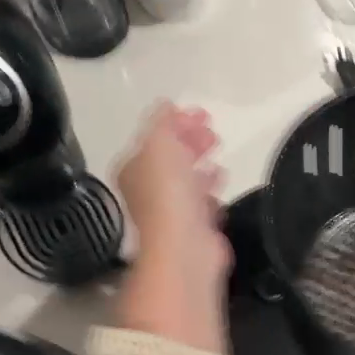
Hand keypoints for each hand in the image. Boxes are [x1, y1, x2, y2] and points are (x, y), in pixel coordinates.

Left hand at [116, 103, 230, 352]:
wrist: (185, 247)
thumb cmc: (168, 193)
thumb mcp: (159, 143)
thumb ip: (162, 122)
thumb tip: (166, 107)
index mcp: (134, 168)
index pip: (153, 138)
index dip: (175, 122)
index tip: (201, 113)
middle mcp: (148, 190)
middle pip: (170, 158)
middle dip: (190, 141)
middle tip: (212, 131)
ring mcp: (172, 212)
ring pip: (186, 180)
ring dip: (201, 164)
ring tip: (218, 154)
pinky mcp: (195, 229)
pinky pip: (202, 202)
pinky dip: (210, 190)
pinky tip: (221, 183)